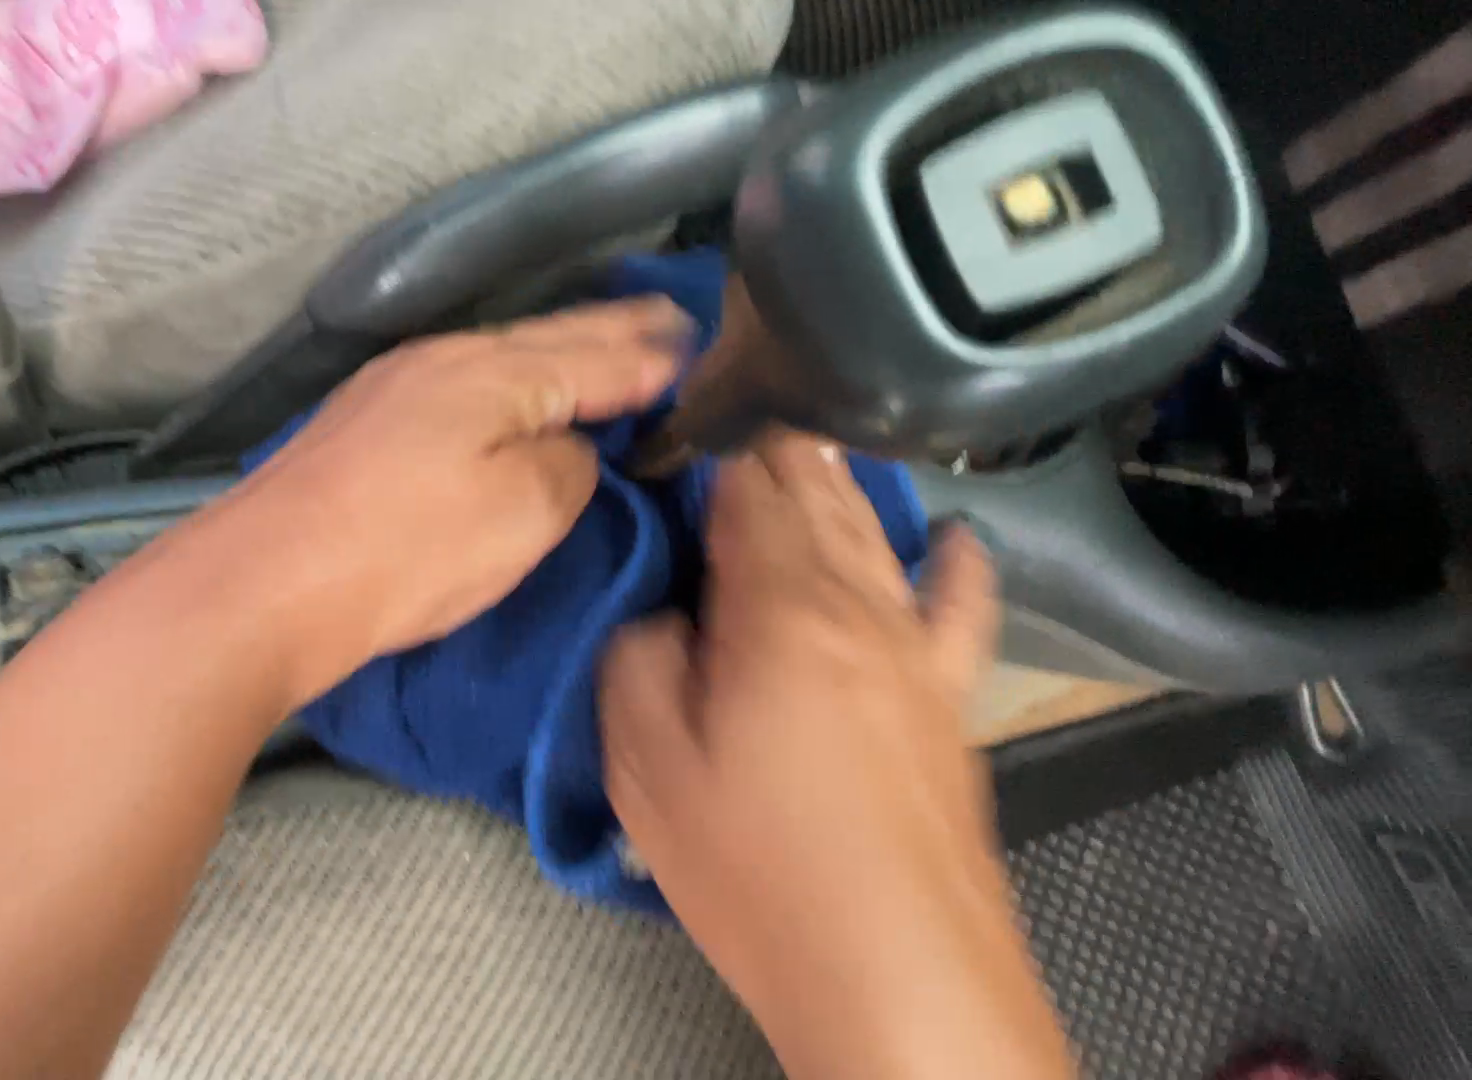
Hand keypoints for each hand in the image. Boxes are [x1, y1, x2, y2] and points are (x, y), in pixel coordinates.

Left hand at [176, 297, 687, 691]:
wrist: (266, 582)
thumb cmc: (407, 549)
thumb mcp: (522, 512)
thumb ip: (567, 464)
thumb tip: (566, 443)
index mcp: (495, 373)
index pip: (596, 356)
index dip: (648, 357)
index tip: (696, 346)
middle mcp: (445, 359)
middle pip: (547, 337)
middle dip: (612, 329)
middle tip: (665, 317)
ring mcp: (396, 386)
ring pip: (500, 356)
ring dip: (559, 350)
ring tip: (603, 347)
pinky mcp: (365, 422)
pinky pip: (462, 383)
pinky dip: (508, 381)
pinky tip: (511, 389)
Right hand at [598, 430, 1074, 1079]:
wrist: (894, 974)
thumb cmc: (754, 864)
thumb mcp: (647, 761)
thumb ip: (637, 656)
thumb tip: (662, 609)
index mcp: (780, 609)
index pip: (749, 489)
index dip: (714, 447)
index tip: (683, 428)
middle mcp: (858, 607)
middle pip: (816, 498)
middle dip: (772, 451)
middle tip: (737, 422)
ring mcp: (915, 651)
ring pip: (875, 535)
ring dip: (838, 485)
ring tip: (810, 447)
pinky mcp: (949, 700)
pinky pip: (959, 609)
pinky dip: (954, 564)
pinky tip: (956, 537)